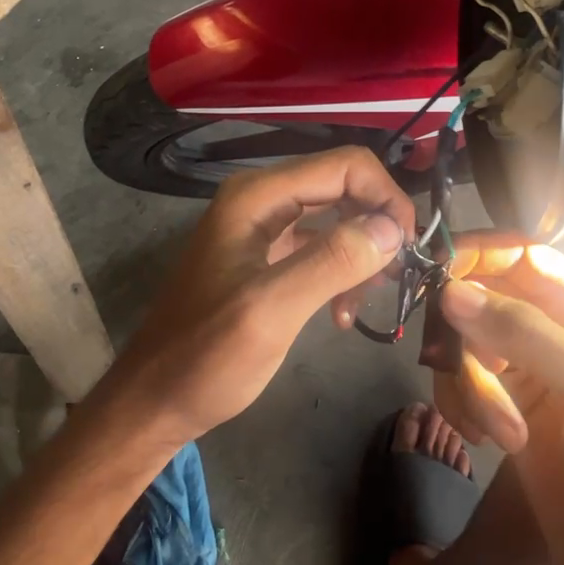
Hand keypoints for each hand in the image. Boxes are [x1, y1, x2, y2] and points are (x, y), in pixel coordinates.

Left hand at [92, 147, 414, 447]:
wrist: (155, 399)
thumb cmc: (207, 355)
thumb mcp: (271, 309)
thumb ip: (331, 262)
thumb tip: (391, 227)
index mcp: (257, 196)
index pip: (344, 165)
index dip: (385, 197)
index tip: (408, 248)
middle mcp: (261, 200)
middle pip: (342, 187)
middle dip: (376, 227)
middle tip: (396, 280)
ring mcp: (261, 228)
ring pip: (335, 219)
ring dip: (361, 255)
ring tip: (363, 303)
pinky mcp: (265, 259)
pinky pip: (318, 249)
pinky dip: (339, 274)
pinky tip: (341, 315)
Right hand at [432, 236, 563, 564]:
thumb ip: (528, 333)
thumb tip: (450, 290)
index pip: (524, 254)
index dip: (479, 255)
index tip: (435, 272)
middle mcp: (558, 327)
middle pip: (484, 296)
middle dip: (466, 335)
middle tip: (463, 370)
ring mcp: (528, 365)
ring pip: (465, 339)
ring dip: (467, 383)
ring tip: (496, 431)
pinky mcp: (503, 402)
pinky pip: (460, 378)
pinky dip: (462, 405)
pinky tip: (488, 441)